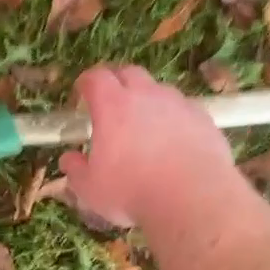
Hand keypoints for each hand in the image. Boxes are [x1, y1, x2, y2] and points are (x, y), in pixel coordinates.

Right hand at [59, 66, 238, 228]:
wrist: (189, 196)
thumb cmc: (130, 192)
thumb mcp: (91, 190)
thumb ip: (76, 170)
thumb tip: (68, 159)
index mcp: (113, 107)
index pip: (96, 79)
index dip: (86, 82)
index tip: (81, 91)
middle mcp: (146, 95)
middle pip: (129, 73)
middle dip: (117, 83)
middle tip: (111, 104)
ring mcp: (177, 103)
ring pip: (158, 91)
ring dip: (147, 102)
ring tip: (143, 128)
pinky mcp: (201, 117)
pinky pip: (182, 110)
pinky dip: (172, 120)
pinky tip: (171, 143)